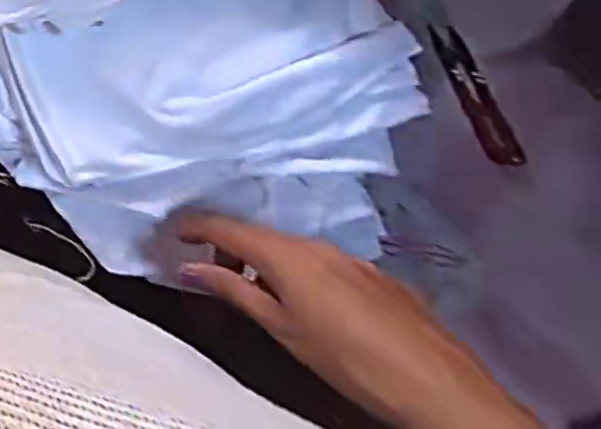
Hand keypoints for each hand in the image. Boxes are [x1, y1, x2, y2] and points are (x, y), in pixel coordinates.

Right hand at [172, 213, 538, 428]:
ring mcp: (353, 260)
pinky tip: (318, 306)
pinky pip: (327, 263)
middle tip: (217, 274)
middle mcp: (314, 244)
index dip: (191, 227)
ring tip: (266, 293)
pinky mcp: (384, 279)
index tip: (172, 236)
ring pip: (293, 248)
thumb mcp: (280, 328)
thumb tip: (186, 267)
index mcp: (282, 252)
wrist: (451, 398)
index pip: (221, 225)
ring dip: (268, 262)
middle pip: (257, 234)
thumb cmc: (350, 361)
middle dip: (231, 248)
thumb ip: (230, 290)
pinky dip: (305, 273)